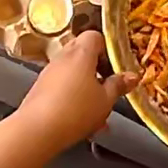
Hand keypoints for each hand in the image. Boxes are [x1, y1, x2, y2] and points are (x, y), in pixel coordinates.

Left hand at [12, 30, 136, 154]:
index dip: (108, 49)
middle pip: (83, 53)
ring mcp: (49, 73)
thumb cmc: (75, 112)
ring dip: (86, 85)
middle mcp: (62, 58)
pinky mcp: (40, 90)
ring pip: (72, 72)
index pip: (95, 36)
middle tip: (110, 86)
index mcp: (81, 53)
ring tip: (98, 108)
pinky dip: (73, 97)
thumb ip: (119, 86)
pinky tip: (82, 119)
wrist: (37, 131)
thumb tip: (131, 77)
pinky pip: (61, 87)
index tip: (118, 65)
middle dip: (98, 68)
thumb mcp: (106, 100)